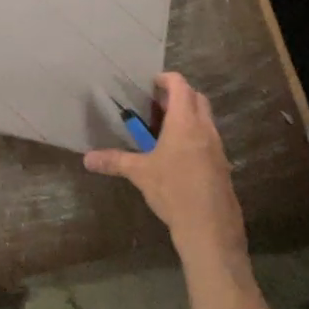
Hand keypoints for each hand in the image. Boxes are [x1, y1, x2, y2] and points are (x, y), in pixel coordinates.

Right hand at [84, 72, 247, 262]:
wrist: (210, 229)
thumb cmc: (174, 191)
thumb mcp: (139, 173)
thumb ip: (113, 161)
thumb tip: (87, 159)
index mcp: (185, 124)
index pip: (181, 86)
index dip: (166, 79)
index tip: (149, 84)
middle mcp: (205, 130)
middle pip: (197, 99)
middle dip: (178, 96)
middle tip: (154, 106)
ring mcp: (217, 149)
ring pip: (205, 120)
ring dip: (187, 117)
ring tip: (161, 130)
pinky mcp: (222, 166)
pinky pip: (208, 140)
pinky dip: (193, 136)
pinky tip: (176, 156)